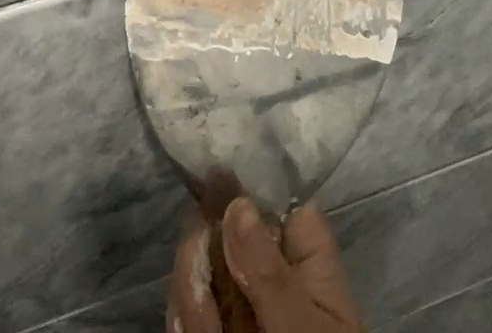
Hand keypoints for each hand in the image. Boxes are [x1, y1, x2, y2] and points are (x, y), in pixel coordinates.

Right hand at [168, 197, 363, 332]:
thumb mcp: (303, 328)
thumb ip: (270, 272)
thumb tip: (237, 202)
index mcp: (308, 258)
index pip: (280, 195)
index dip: (244, 180)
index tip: (207, 175)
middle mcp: (269, 270)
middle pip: (220, 226)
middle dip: (200, 255)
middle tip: (202, 297)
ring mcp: (239, 301)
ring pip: (195, 266)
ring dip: (190, 300)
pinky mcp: (214, 326)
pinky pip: (184, 307)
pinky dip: (184, 323)